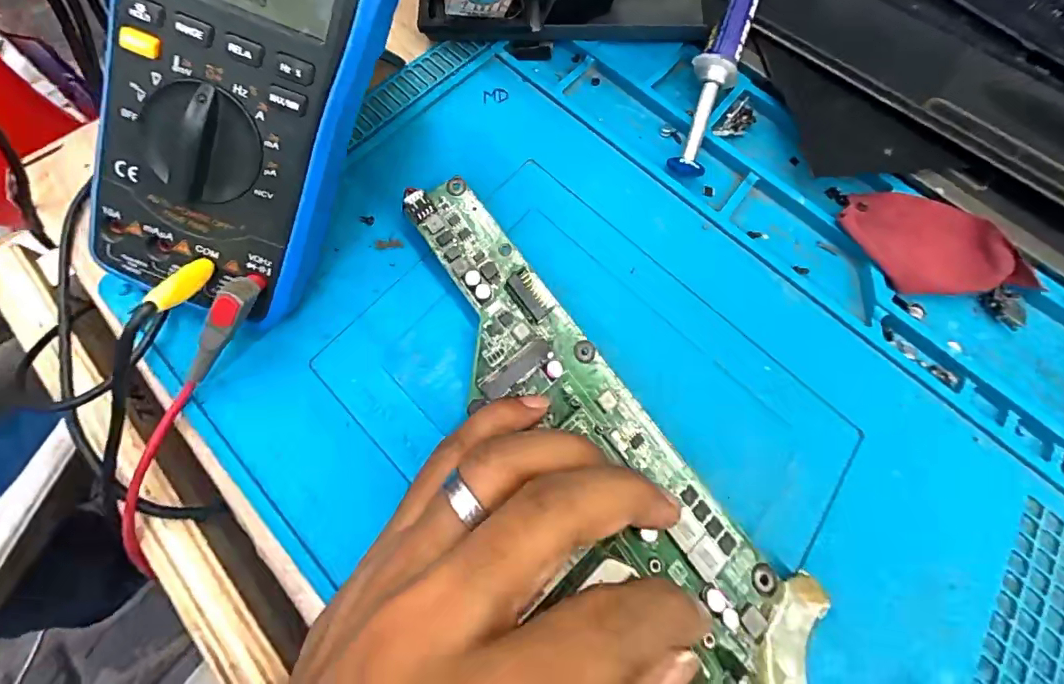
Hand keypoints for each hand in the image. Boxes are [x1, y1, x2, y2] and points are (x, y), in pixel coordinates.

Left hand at [294, 397, 708, 683]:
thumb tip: (671, 654)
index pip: (598, 632)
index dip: (661, 616)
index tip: (687, 614)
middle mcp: (430, 618)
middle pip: (548, 518)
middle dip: (622, 499)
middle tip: (661, 510)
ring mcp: (395, 571)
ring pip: (493, 469)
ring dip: (564, 450)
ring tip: (609, 460)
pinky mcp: (376, 549)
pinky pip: (439, 464)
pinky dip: (491, 425)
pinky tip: (532, 410)